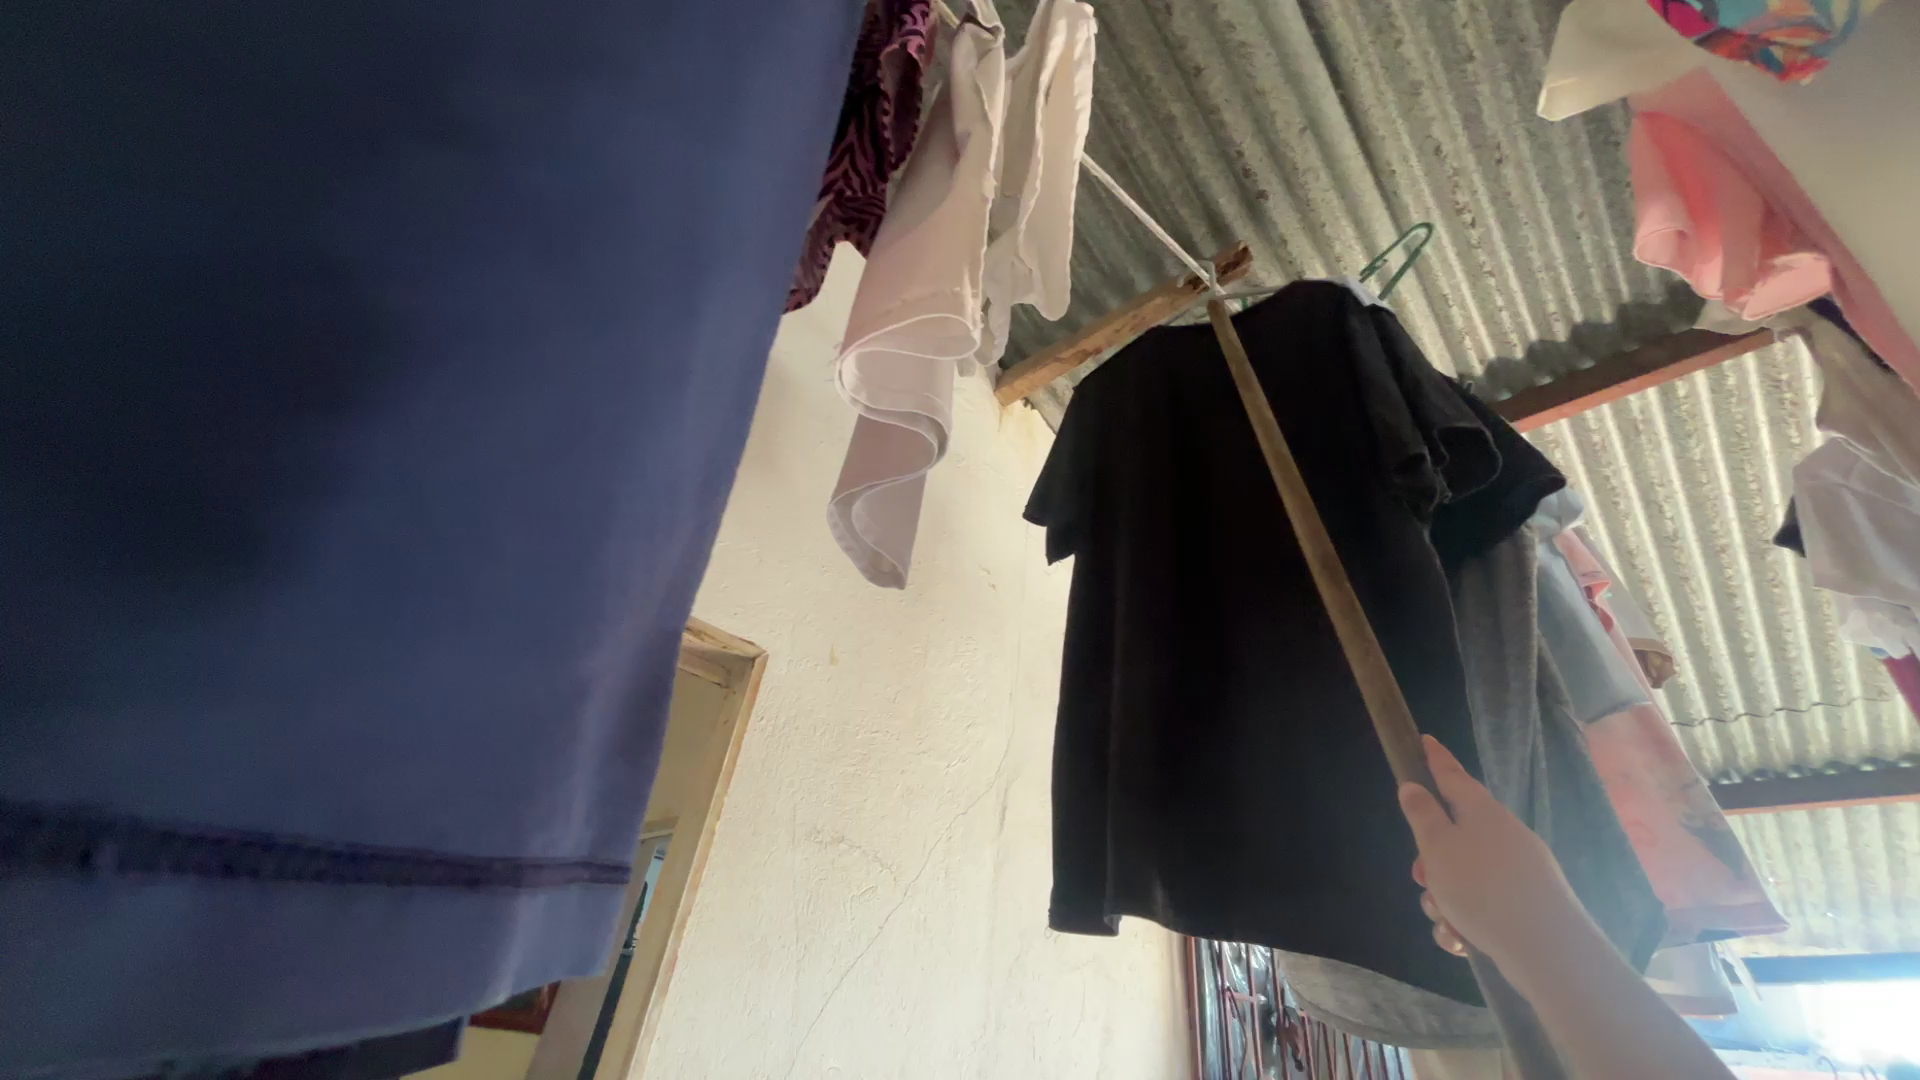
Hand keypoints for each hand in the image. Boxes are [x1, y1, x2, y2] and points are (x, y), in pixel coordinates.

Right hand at [1397, 735, 1595, 974]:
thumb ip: (1421, 814)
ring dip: (1445, 897)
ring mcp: (1520, 872)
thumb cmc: (1482, 887)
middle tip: (1420, 878)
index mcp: (1482, 812)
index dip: (1435, 758)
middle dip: (1430, 859)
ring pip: (1464, 874)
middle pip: (1453, 834)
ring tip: (1446, 921)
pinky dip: (1465, 920)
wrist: (1549, 952)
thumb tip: (1414, 787)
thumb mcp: (1436, 846)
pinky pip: (1483, 904)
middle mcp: (1504, 836)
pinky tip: (1460, 940)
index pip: (1452, 775)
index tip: (1425, 740)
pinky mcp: (1528, 907)